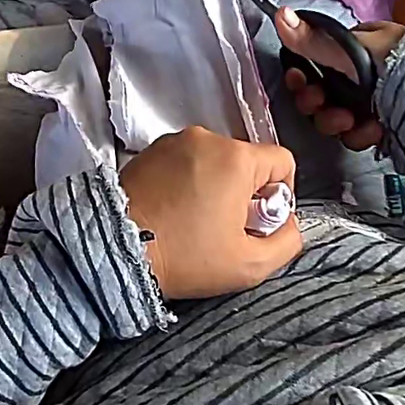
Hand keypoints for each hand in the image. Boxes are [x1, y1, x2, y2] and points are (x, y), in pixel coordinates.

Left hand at [120, 127, 302, 298]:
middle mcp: (207, 139)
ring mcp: (175, 142)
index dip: (281, 194)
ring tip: (196, 221)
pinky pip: (186, 161)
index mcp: (236, 159)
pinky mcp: (150, 151)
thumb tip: (290, 225)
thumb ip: (287, 242)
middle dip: (246, 192)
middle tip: (226, 227)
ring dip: (216, 186)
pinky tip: (176, 211)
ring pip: (216, 161)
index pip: (282, 161)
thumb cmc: (183, 257)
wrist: (114, 251)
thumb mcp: (249, 265)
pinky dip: (188, 181)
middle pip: (248, 161)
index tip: (260, 221)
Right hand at [274, 10, 403, 150]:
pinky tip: (375, 130)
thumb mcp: (351, 50)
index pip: (315, 66)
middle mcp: (360, 75)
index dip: (302, 79)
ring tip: (354, 122)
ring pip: (337, 119)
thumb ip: (313, 41)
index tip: (301, 83)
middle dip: (320, 107)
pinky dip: (362, 134)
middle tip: (327, 108)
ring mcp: (372, 101)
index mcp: (353, 51)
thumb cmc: (399, 61)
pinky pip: (359, 134)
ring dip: (339, 123)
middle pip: (322, 98)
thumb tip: (280, 14)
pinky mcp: (384, 125)